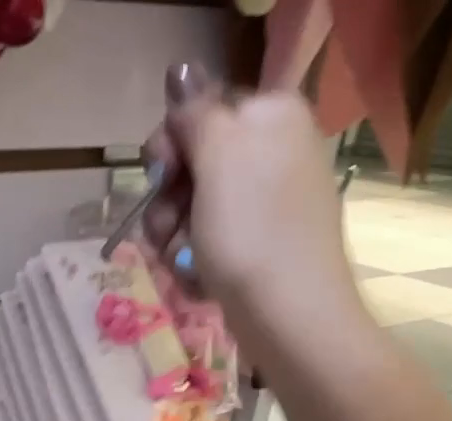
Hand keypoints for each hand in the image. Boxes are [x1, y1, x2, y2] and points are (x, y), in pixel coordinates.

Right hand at [142, 65, 364, 334]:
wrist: (291, 318)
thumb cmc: (251, 232)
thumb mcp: (217, 156)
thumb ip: (196, 111)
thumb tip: (180, 71)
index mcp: (272, 115)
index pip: (202, 110)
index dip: (172, 143)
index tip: (160, 174)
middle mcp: (277, 151)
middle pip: (196, 162)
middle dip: (168, 197)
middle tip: (164, 227)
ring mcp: (271, 203)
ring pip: (196, 207)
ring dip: (173, 234)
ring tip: (177, 261)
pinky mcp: (263, 247)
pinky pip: (213, 241)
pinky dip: (195, 259)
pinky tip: (195, 278)